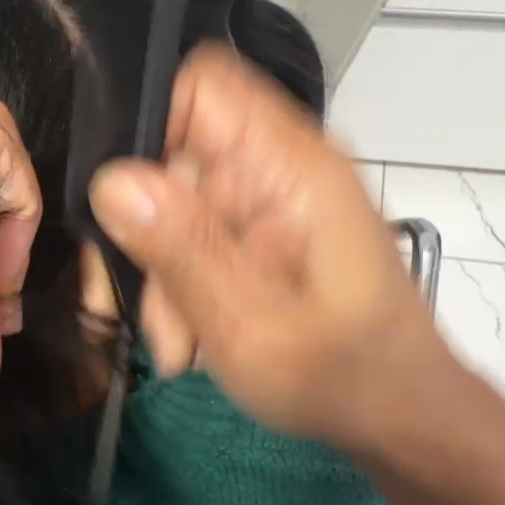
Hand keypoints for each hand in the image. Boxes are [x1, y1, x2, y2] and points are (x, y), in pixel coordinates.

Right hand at [90, 45, 454, 450]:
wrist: (393, 415)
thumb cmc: (340, 376)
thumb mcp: (249, 324)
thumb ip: (183, 250)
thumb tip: (111, 180)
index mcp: (289, 168)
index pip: (201, 88)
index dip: (145, 125)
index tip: (113, 205)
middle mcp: (274, 170)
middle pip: (169, 157)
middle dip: (137, 230)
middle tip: (130, 308)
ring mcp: (263, 204)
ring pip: (168, 207)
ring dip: (153, 275)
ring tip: (175, 344)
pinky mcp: (254, 237)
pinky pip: (188, 239)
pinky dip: (172, 288)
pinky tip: (187, 339)